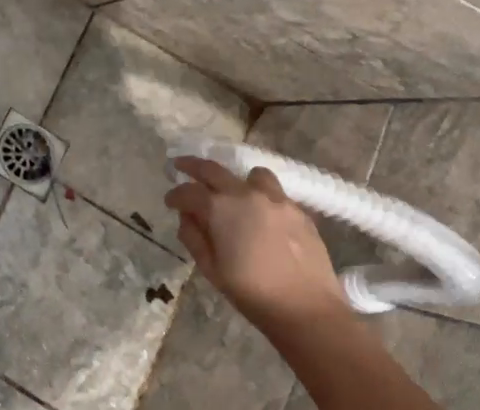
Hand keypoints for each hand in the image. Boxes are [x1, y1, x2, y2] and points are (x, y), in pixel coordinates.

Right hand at [165, 156, 348, 330]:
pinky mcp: (300, 213)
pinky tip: (263, 218)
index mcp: (219, 207)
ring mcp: (276, 201)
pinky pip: (276, 195)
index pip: (187, 191)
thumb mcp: (210, 268)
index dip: (175, 196)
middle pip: (212, 169)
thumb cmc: (252, 292)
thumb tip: (187, 217)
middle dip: (192, 167)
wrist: (309, 312)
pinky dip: (263, 199)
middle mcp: (245, 194)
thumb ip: (192, 236)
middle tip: (181, 167)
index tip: (170, 202)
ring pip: (251, 175)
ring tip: (235, 195)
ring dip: (237, 180)